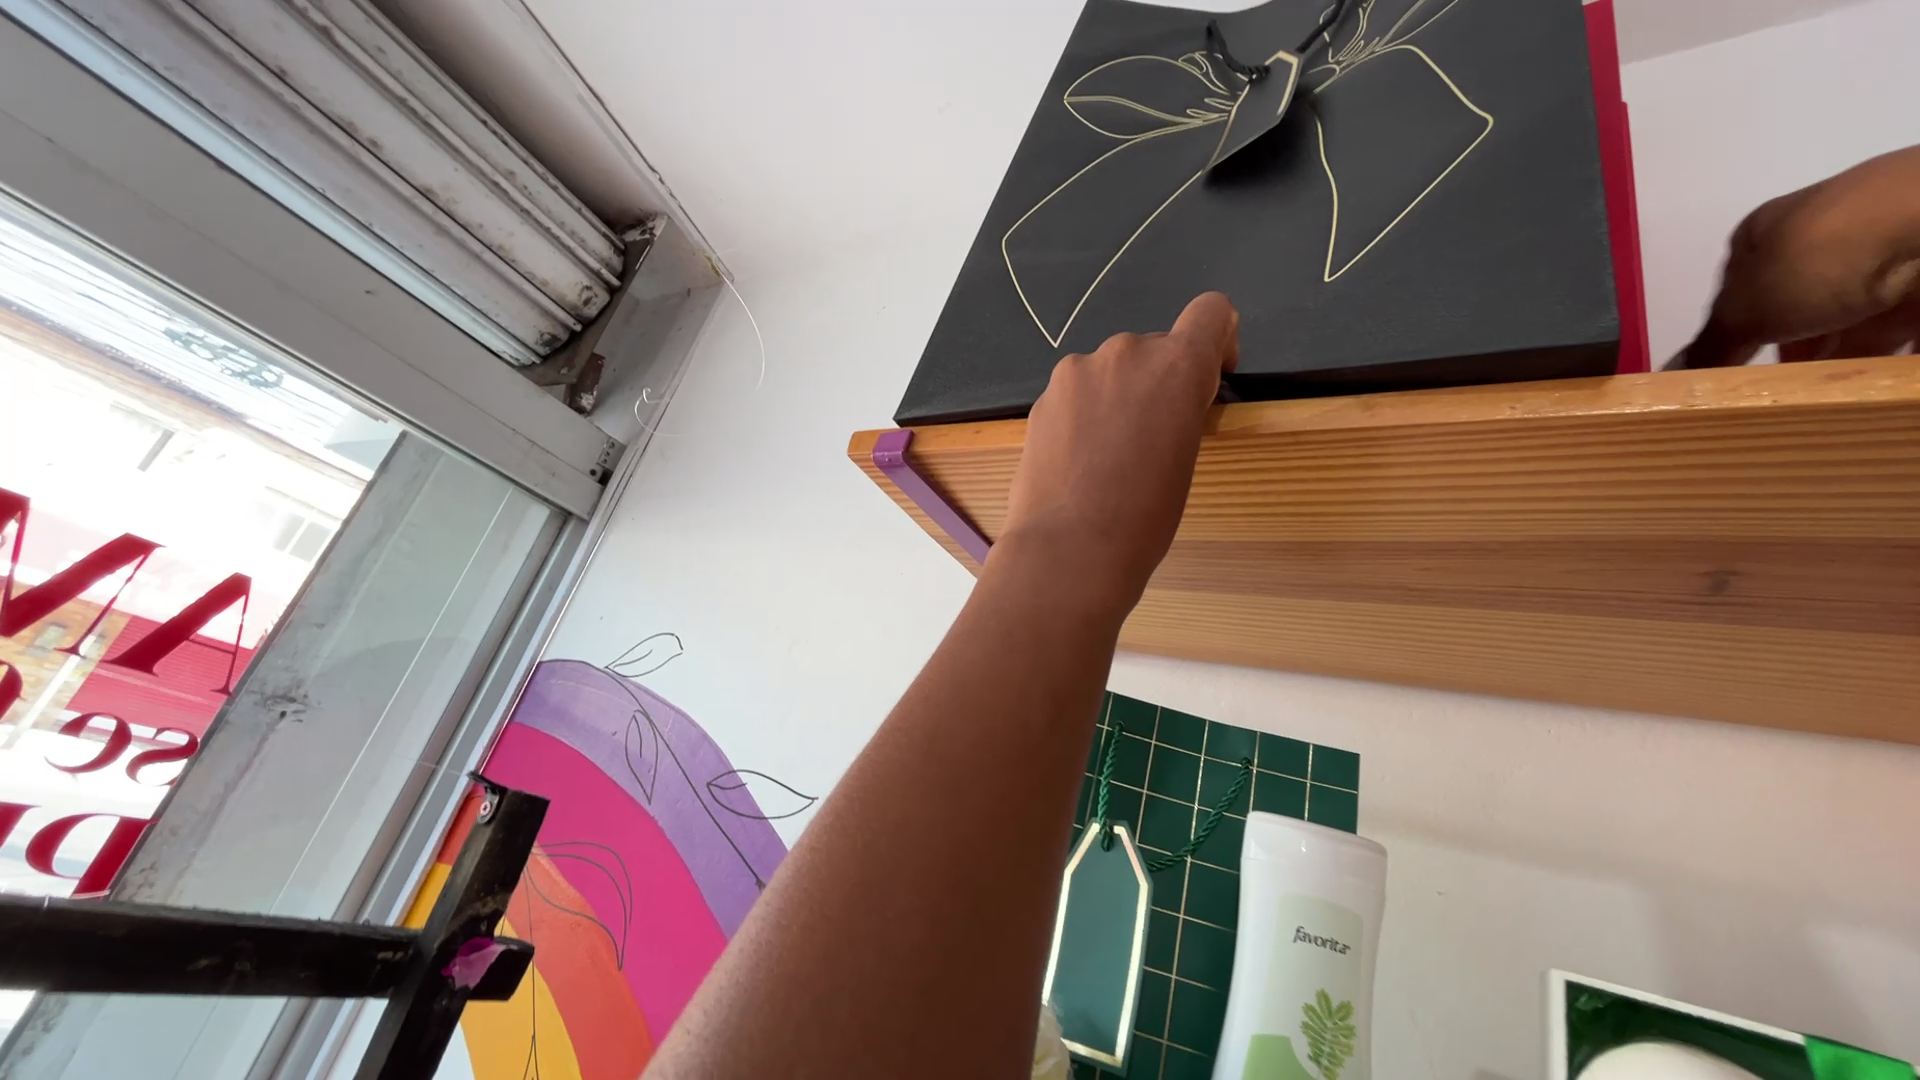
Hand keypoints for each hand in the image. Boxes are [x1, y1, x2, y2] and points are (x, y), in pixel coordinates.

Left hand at [994, 292, 1239, 613]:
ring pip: (1110, 370)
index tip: (1208, 381)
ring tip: (1110, 454)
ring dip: (1117, 395)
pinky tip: (1078, 459)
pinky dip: (1084, 413)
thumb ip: (1182, 405)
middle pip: (1155, 348)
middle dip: (1159, 380)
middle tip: (1153, 436)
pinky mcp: (1042, 397)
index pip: (1212, 312)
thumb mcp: (1186, 455)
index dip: (1218, 341)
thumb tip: (1168, 397)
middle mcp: (1126, 352)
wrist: (1070, 547)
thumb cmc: (1145, 516)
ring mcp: (1076, 372)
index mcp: (1176, 364)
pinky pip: (1077, 393)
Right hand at [1678, 145, 1919, 367]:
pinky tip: (1885, 372)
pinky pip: (1908, 314)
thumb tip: (1669, 373)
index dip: (1738, 327)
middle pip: (1802, 299)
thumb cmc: (1820, 260)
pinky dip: (1898, 347)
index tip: (1743, 364)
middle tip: (1795, 380)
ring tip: (1842, 385)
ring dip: (1852, 346)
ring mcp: (1888, 237)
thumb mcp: (1744, 312)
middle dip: (1800, 342)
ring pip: (1859, 307)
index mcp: (1766, 229)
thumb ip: (1710, 345)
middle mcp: (1824, 228)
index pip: (1739, 285)